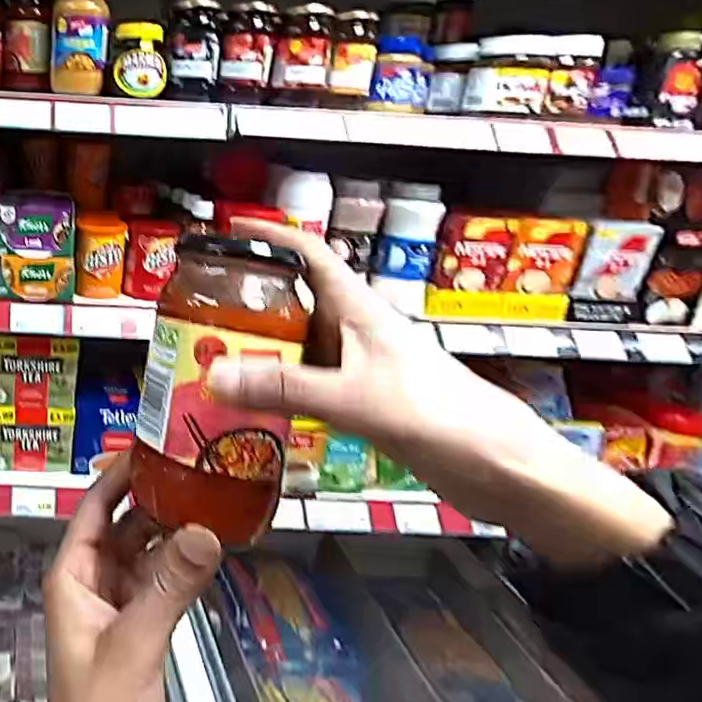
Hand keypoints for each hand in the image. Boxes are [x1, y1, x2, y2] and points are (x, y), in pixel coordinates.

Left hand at [45, 455, 221, 701]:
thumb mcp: (133, 644)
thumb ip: (168, 587)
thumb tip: (204, 532)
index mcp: (74, 574)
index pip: (93, 508)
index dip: (117, 476)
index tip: (147, 448)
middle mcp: (93, 581)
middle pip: (123, 525)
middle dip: (153, 499)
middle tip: (190, 472)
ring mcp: (118, 604)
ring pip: (145, 552)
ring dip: (170, 531)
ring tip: (205, 501)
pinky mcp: (141, 626)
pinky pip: (161, 581)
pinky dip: (180, 565)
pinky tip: (205, 550)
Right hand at [209, 218, 673, 569]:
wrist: (507, 473)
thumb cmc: (443, 417)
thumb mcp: (359, 399)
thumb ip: (286, 387)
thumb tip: (212, 373)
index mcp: (356, 308)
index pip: (307, 252)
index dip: (267, 234)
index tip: (226, 229)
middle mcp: (350, 328)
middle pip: (289, 297)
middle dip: (244, 295)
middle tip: (194, 306)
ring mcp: (353, 364)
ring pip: (292, 342)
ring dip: (253, 344)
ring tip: (205, 352)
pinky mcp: (356, 398)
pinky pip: (300, 380)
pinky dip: (270, 384)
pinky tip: (245, 401)